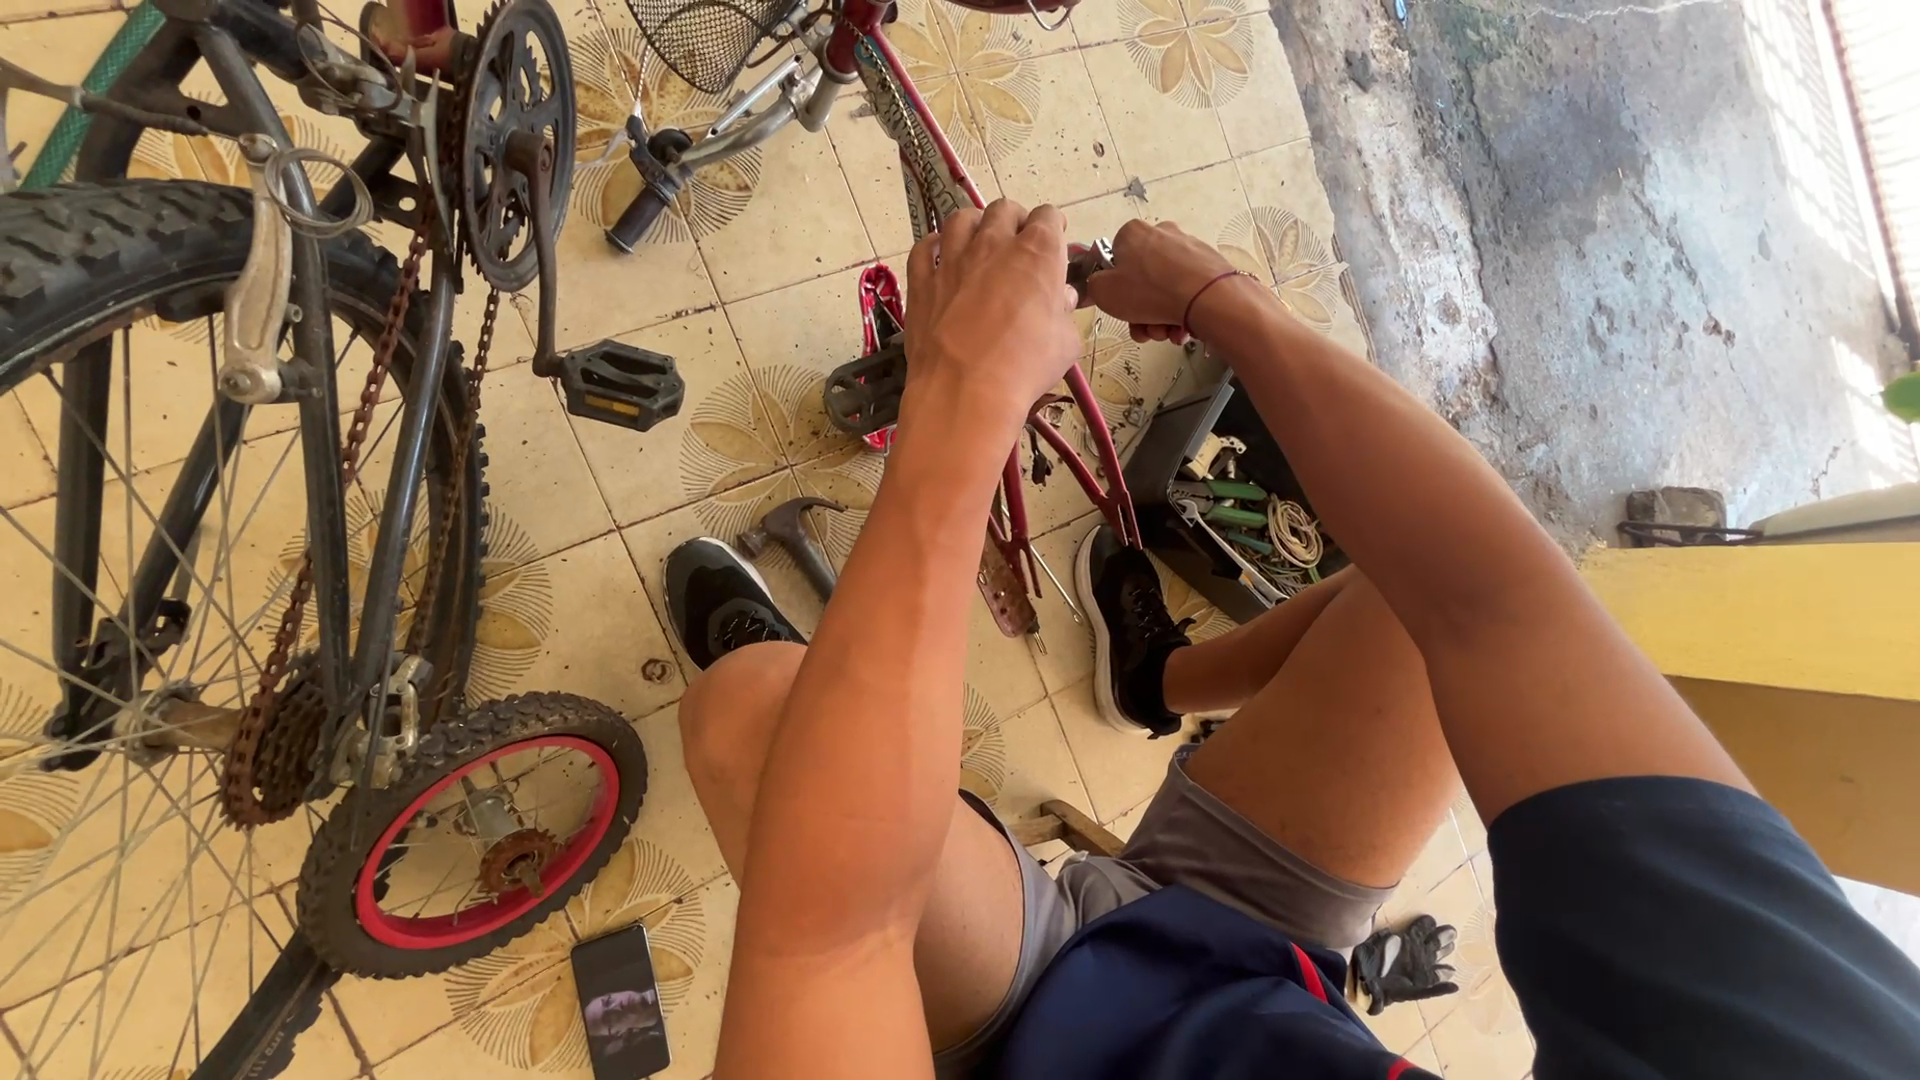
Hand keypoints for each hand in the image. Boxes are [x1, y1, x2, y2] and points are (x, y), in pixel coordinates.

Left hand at [903, 199, 1081, 427]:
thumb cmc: (1025, 367)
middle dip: (1014, 221)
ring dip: (974, 225)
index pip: (1048, 217)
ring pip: (961, 219)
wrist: (964, 391)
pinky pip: (923, 249)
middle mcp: (993, 244)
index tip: (1053, 246)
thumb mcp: (1065, 344)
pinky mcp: (921, 281)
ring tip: (978, 243)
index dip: (1053, 229)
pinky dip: (932, 248)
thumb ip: (1064, 314)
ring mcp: (952, 259)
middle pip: (1003, 210)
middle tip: (1017, 244)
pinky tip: (938, 257)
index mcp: (1037, 252)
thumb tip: (1061, 300)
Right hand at [1086, 219, 1239, 343]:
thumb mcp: (1103, 292)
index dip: (1114, 289)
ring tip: (1165, 332)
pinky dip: (1180, 312)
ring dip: (1159, 317)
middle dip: (1140, 312)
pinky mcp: (1208, 265)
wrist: (1207, 298)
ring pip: (1163, 290)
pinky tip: (1181, 328)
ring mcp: (1188, 248)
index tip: (1120, 307)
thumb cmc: (1148, 292)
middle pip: (1140, 280)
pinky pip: (1185, 292)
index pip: (1114, 260)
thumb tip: (1098, 285)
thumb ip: (1092, 286)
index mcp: (1132, 233)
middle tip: (1145, 330)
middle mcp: (1161, 233)